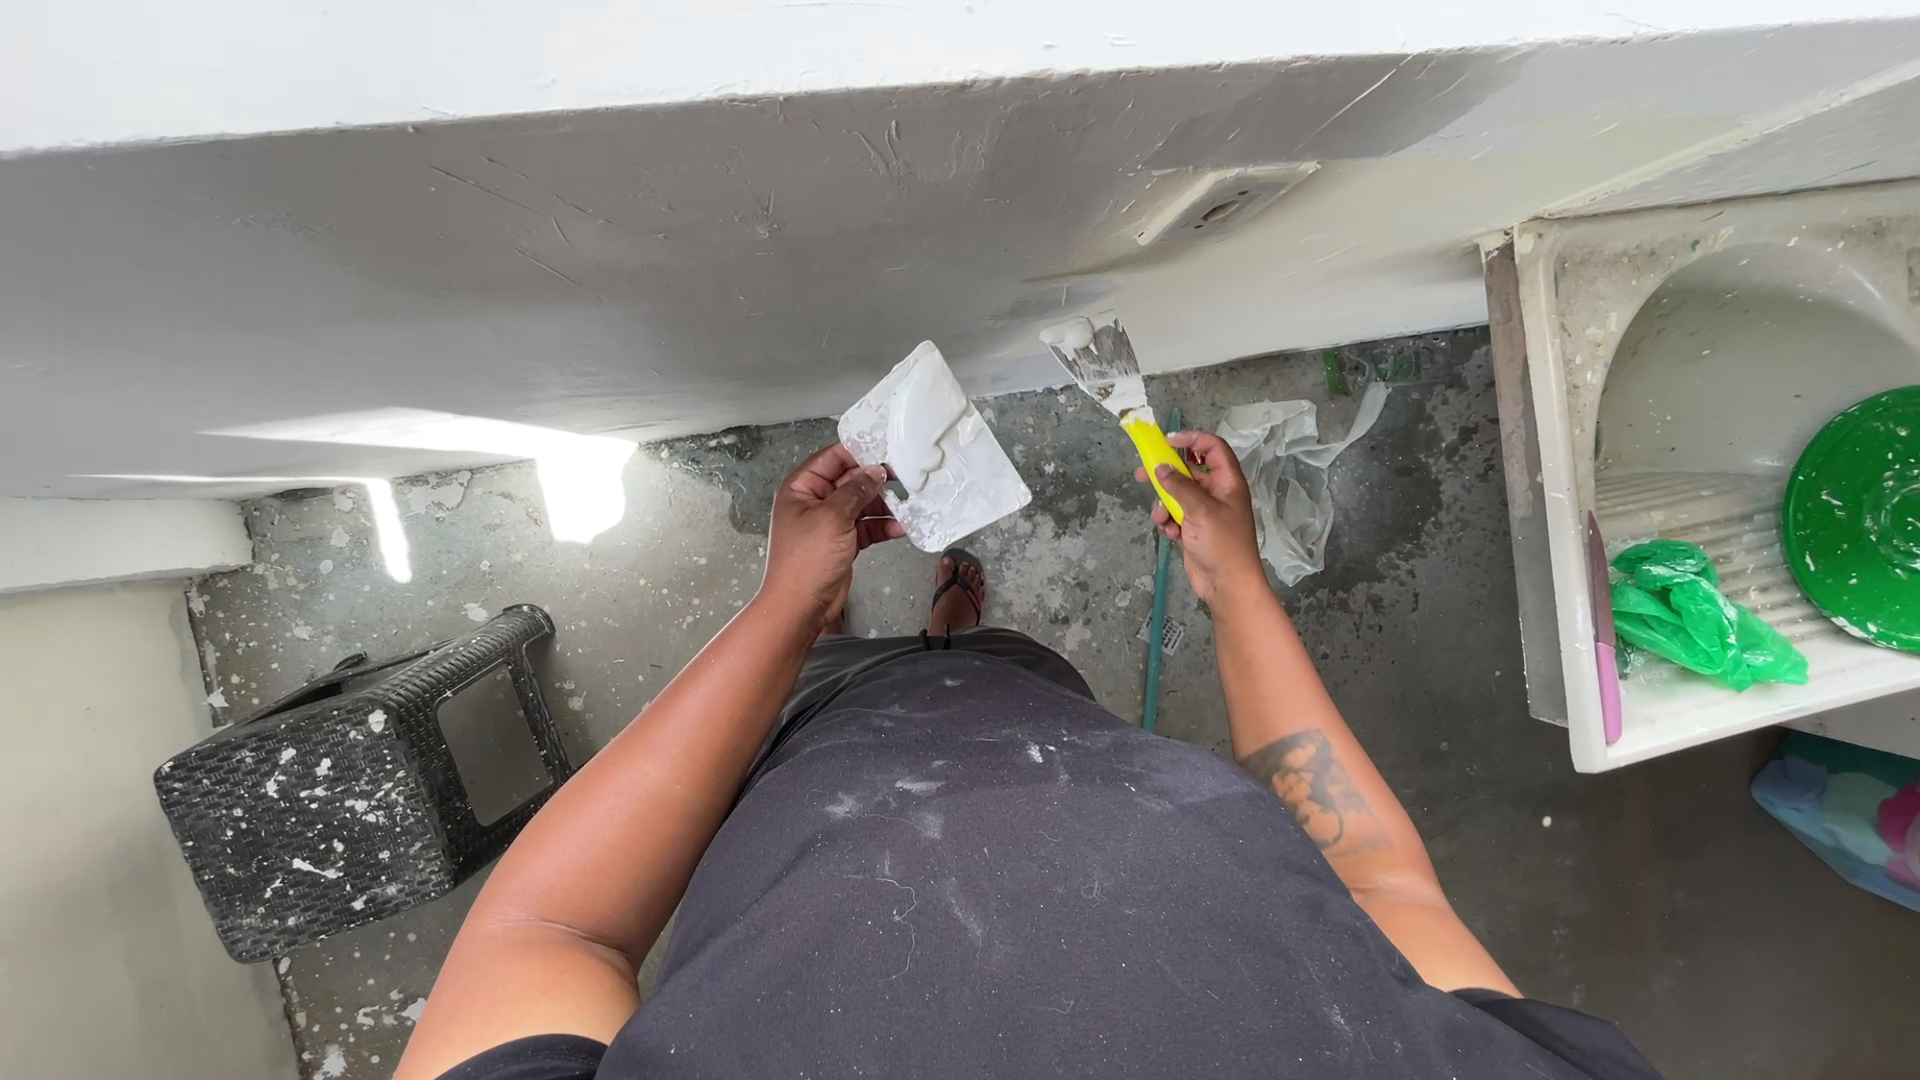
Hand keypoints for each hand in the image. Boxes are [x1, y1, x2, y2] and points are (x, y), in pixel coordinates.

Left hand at [759, 443, 903, 626]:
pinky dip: (882, 527)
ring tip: (907, 503)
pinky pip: (866, 527)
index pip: (831, 459)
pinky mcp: (843, 542)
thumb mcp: (832, 517)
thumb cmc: (805, 561)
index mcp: (801, 488)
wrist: (801, 606)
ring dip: (884, 505)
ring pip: (861, 504)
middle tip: (903, 476)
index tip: (883, 448)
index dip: (857, 452)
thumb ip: (855, 490)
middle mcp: (814, 502)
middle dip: (875, 480)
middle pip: (850, 481)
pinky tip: (900, 527)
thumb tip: (875, 472)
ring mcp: (829, 523)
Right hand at [1134, 430, 1263, 603]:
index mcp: (1227, 482)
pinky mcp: (1192, 529)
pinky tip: (1169, 533)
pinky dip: (1168, 522)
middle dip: (1166, 474)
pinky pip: (1174, 516)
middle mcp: (1216, 493)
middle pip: (1188, 472)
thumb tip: (1160, 468)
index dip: (1192, 439)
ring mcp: (1204, 512)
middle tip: (1143, 472)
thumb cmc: (1222, 543)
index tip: (1167, 440)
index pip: (1212, 448)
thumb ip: (1179, 486)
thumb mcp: (1201, 510)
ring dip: (1164, 505)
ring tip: (1161, 517)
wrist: (1226, 583)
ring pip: (1176, 495)